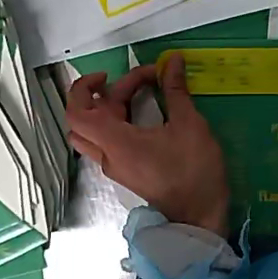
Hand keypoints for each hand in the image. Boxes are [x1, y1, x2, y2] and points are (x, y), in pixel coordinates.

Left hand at [67, 55, 229, 236]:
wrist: (200, 218)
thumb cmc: (193, 171)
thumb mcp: (189, 125)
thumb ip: (175, 90)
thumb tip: (172, 60)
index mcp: (115, 142)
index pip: (76, 113)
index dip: (83, 88)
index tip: (108, 75)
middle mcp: (106, 155)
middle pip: (84, 120)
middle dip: (103, 94)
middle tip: (133, 84)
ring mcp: (114, 166)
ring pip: (95, 132)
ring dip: (110, 109)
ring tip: (139, 95)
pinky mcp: (125, 172)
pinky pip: (109, 143)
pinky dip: (119, 123)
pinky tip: (146, 115)